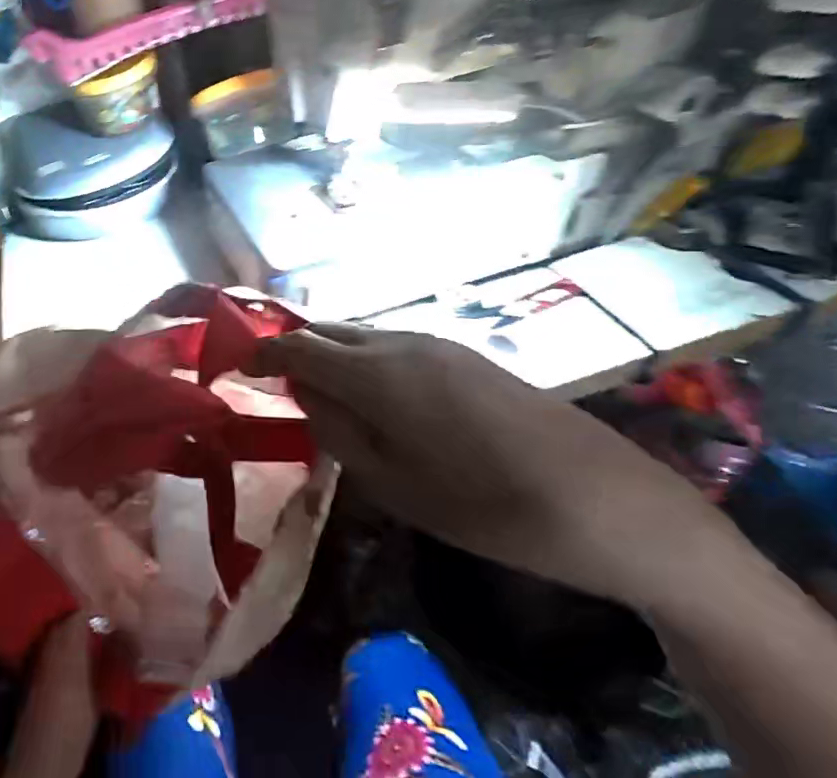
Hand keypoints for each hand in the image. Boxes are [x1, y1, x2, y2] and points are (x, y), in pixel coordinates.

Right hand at [257, 324, 740, 609]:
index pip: (299, 344)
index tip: (238, 367)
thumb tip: (304, 393)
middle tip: (276, 384)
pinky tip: (378, 402)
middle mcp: (402, 342)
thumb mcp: (392, 484)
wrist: (598, 498)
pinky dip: (369, 365)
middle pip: (331, 331)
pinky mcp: (467, 357)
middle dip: (297, 349)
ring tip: (323, 397)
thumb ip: (337, 430)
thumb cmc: (483, 505)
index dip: (262, 350)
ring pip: (365, 338)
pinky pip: (397, 348)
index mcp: (376, 371)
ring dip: (335, 357)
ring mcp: (439, 345)